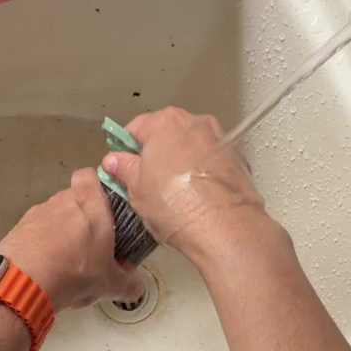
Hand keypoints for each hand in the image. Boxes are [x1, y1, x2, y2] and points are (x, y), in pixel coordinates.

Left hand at [0, 168, 145, 310]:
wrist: (23, 283)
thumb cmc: (76, 272)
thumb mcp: (109, 283)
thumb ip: (128, 283)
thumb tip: (137, 286)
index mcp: (90, 202)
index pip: (91, 176)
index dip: (96, 188)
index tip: (102, 209)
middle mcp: (62, 200)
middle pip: (73, 200)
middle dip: (81, 219)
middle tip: (88, 247)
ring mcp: (37, 212)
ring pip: (53, 216)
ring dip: (59, 233)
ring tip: (64, 262)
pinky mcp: (18, 228)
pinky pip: (35, 231)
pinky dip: (40, 244)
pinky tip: (44, 267)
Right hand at [99, 107, 280, 266]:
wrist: (224, 227)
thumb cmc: (179, 207)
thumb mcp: (137, 190)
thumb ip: (123, 169)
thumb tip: (114, 161)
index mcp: (164, 123)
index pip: (135, 129)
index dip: (125, 151)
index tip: (123, 169)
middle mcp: (194, 122)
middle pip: (165, 135)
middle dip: (155, 157)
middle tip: (147, 187)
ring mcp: (218, 138)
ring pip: (189, 147)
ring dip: (179, 165)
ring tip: (175, 196)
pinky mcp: (236, 158)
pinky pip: (210, 162)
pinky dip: (202, 174)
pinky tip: (197, 198)